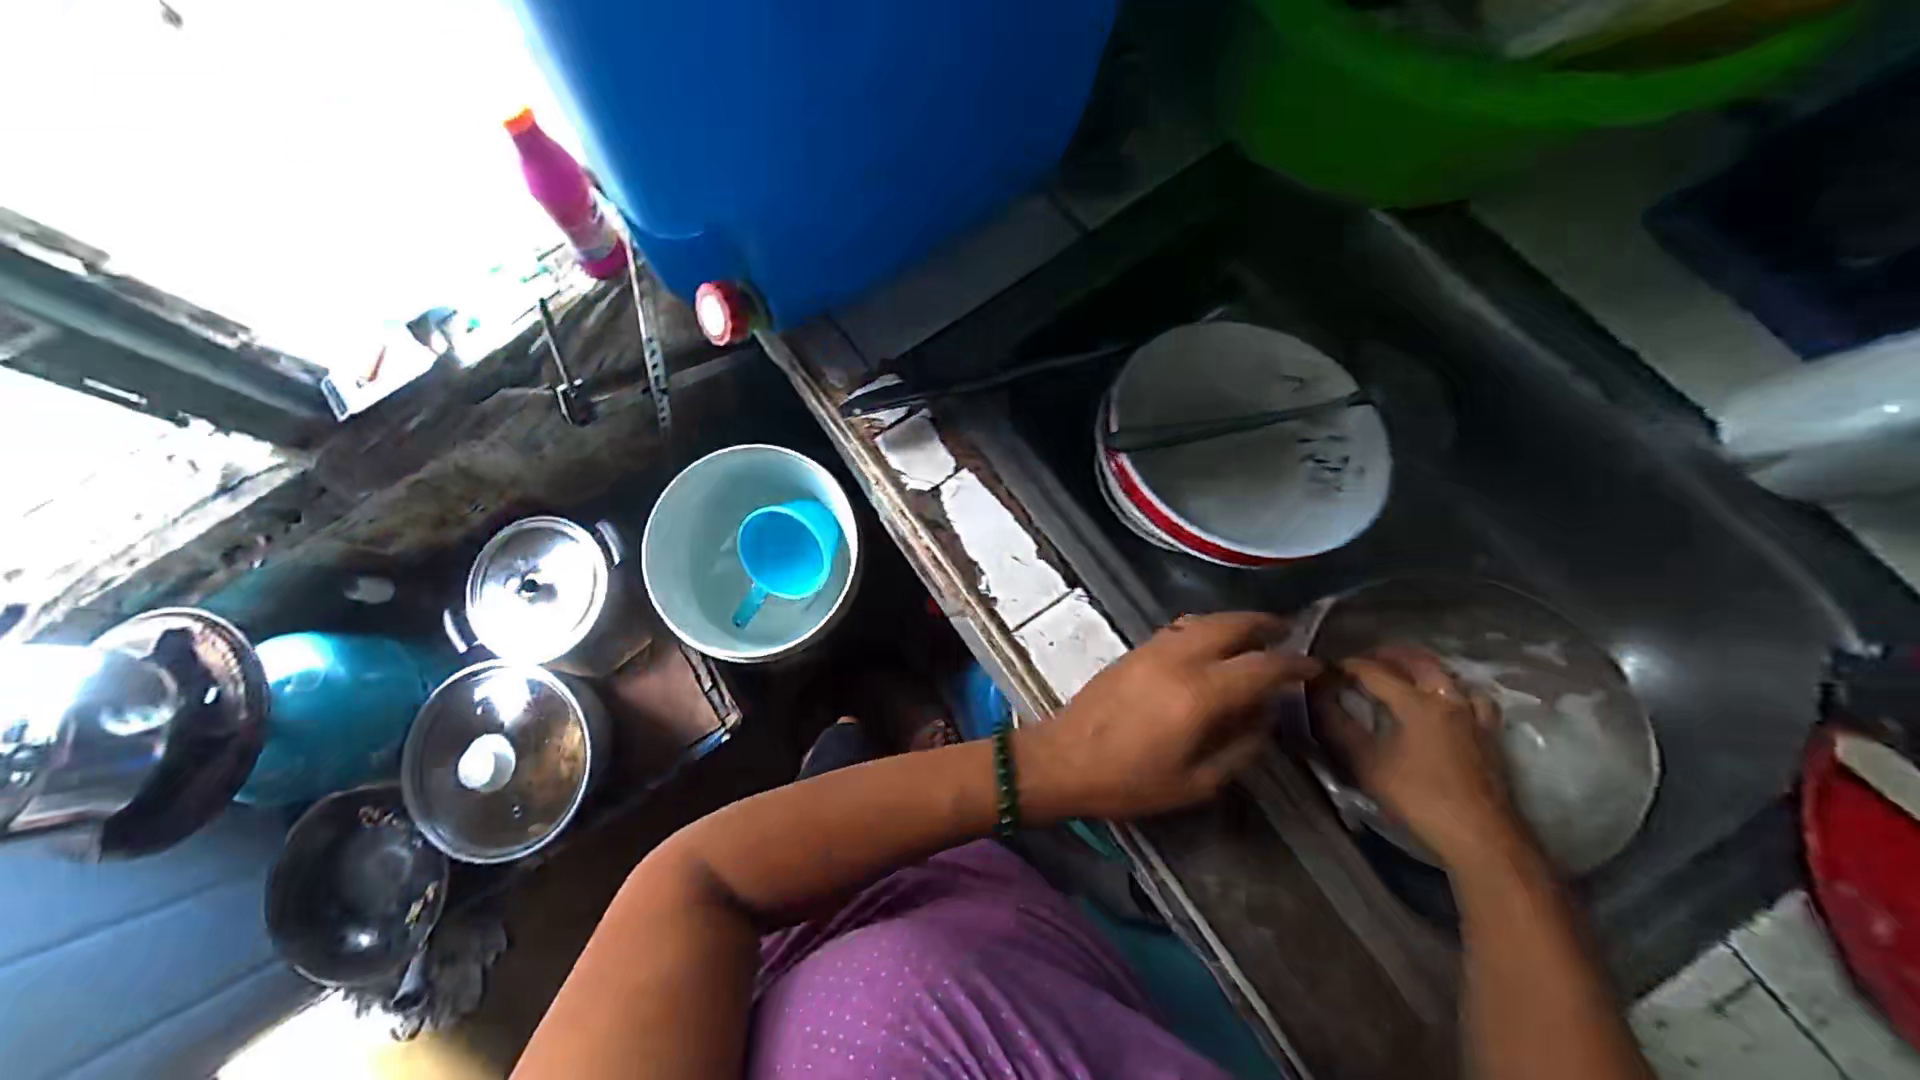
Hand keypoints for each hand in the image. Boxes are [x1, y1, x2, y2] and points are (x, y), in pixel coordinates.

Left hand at [1018, 612, 1320, 821]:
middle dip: (1266, 625)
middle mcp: (1178, 659)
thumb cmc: (1129, 781)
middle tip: (1289, 633)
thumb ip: (1240, 747)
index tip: (1314, 665)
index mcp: (1199, 693)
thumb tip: (1266, 716)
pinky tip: (1212, 643)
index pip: (1261, 666)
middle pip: (1232, 625)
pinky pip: (1180, 627)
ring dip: (1235, 622)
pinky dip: (1206, 627)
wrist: (1062, 759)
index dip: (1293, 664)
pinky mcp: (1134, 649)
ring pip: (1204, 620)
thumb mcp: (1196, 782)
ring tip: (1256, 635)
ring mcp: (1152, 648)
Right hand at [1316, 645, 1528, 869]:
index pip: (1374, 671)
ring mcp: (1474, 716)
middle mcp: (1449, 699)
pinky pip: (1473, 698)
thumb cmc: (1417, 797)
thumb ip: (1337, 726)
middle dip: (1386, 655)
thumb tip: (1316, 696)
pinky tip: (1444, 704)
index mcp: (1416, 702)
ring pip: (1449, 675)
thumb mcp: (1365, 762)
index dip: (1346, 666)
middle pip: (1417, 661)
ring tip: (1402, 676)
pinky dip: (1454, 691)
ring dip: (1422, 668)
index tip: (1325, 670)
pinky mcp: (1490, 735)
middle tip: (1361, 661)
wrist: (1480, 837)